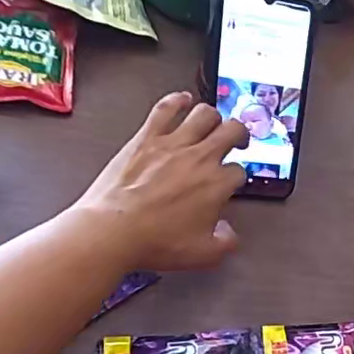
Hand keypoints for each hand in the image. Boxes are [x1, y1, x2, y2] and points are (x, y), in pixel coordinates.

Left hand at [73, 92, 248, 270]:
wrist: (113, 230)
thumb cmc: (154, 241)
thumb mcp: (202, 254)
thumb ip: (225, 242)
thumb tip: (229, 234)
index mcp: (216, 185)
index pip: (238, 171)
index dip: (236, 176)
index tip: (230, 181)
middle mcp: (200, 158)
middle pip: (232, 131)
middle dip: (239, 134)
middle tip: (238, 139)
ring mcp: (172, 144)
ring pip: (204, 114)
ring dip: (214, 115)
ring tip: (214, 121)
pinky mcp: (146, 137)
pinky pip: (166, 108)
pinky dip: (178, 100)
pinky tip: (183, 99)